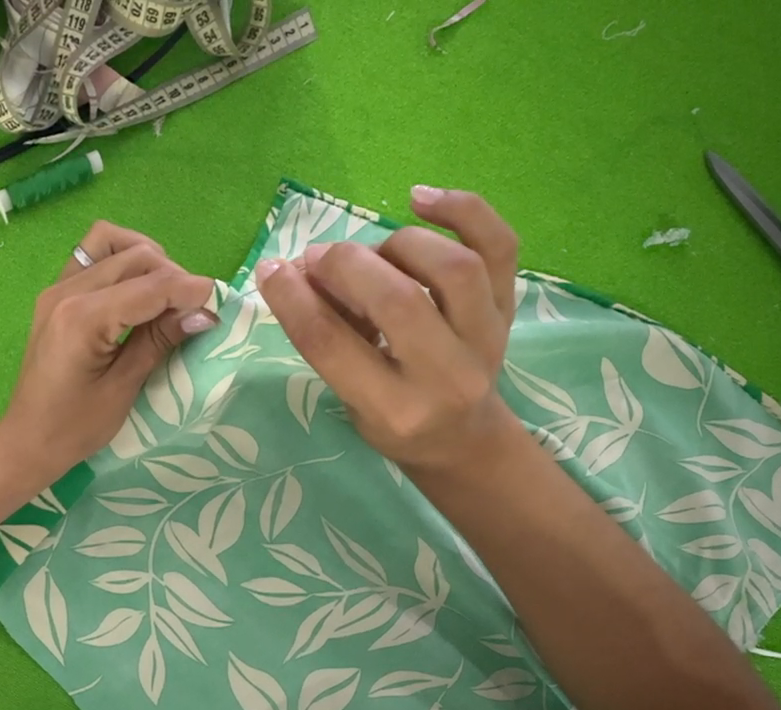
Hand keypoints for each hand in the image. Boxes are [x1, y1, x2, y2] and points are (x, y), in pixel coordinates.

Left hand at [0, 222, 216, 485]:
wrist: (27, 441)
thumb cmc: (73, 428)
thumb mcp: (122, 388)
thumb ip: (159, 342)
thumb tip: (204, 312)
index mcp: (82, 319)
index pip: (150, 286)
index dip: (190, 291)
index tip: (219, 304)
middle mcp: (66, 292)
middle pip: (135, 256)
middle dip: (173, 276)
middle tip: (193, 310)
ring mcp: (56, 289)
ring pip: (112, 244)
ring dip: (147, 259)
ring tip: (165, 295)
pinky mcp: (55, 294)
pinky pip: (92, 256)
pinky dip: (120, 260)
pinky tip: (136, 290)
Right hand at [255, 186, 521, 474]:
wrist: (464, 438)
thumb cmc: (394, 424)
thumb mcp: (350, 401)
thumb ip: (330, 341)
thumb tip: (300, 274)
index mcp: (394, 409)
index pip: (333, 346)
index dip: (294, 301)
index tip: (271, 269)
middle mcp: (445, 376)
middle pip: (396, 300)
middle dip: (345, 266)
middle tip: (316, 258)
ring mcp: (486, 339)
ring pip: (450, 267)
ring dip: (396, 245)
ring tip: (370, 252)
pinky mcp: (509, 309)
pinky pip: (499, 245)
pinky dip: (463, 210)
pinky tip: (420, 199)